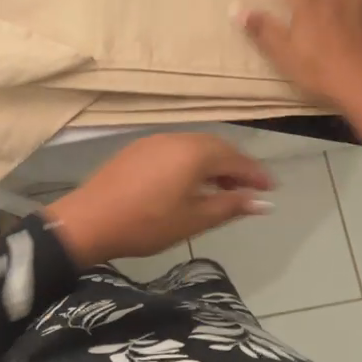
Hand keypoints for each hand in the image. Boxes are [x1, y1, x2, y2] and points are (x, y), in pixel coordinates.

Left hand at [43, 134, 274, 267]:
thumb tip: (261, 202)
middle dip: (235, 167)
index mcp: (194, 152)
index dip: (255, 174)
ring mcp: (153, 141)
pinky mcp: (137, 149)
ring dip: (212, 164)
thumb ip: (229, 206)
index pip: (235, 158)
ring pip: (193, 147)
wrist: (90, 220)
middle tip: (249, 190)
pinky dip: (190, 163)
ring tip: (222, 190)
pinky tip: (190, 184)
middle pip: (215, 147)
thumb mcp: (194, 219)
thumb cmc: (147, 223)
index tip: (271, 190)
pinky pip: (174, 150)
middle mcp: (176, 138)